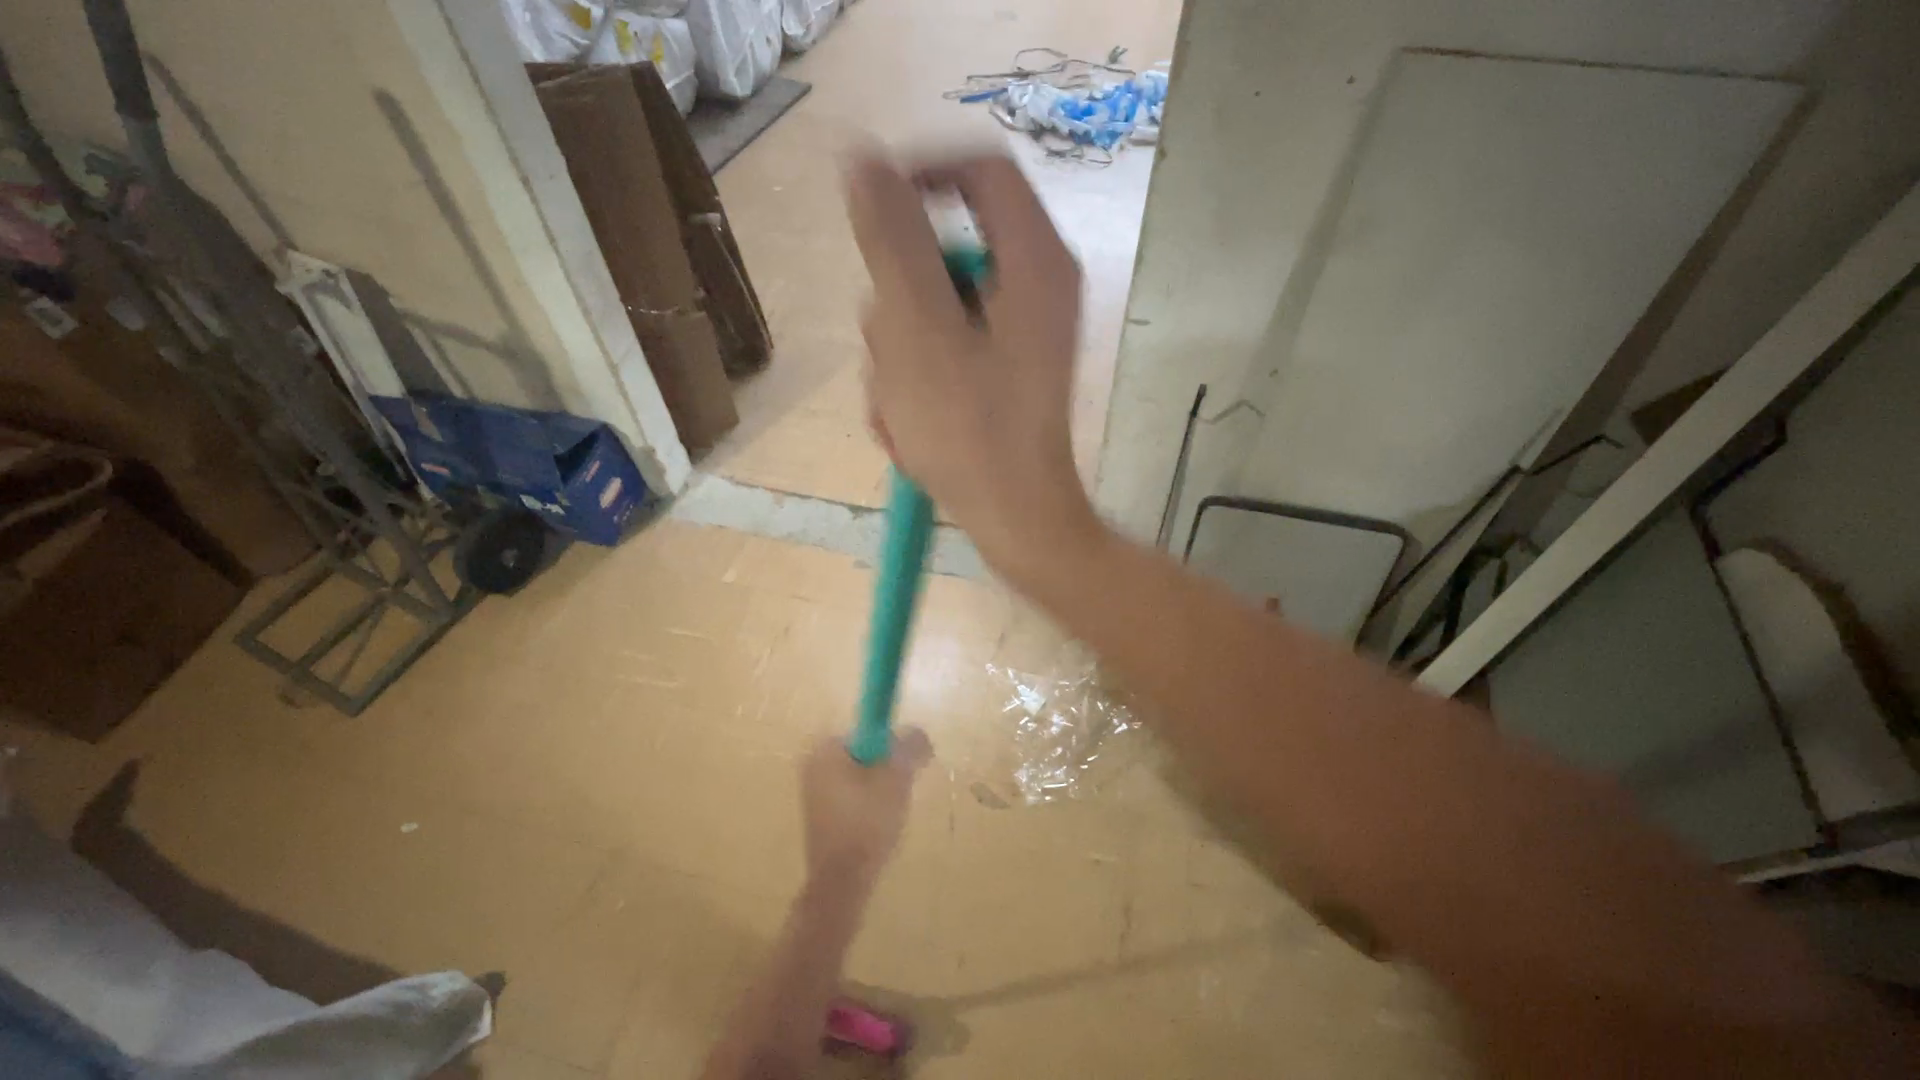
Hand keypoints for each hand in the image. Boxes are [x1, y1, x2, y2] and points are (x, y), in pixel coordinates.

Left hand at [801, 728, 932, 883]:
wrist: (842, 882)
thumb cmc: (867, 824)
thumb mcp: (896, 778)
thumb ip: (909, 747)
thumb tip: (917, 732)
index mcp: (824, 749)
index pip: (869, 729)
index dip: (893, 744)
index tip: (907, 767)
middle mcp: (813, 763)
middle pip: (866, 751)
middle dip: (889, 767)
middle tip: (901, 791)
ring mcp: (813, 790)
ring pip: (862, 774)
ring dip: (882, 788)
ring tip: (890, 813)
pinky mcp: (821, 814)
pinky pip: (854, 795)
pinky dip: (870, 804)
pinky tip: (879, 825)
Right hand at [845, 151, 1100, 580]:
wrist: (1015, 518)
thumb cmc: (969, 429)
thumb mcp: (918, 328)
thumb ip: (892, 239)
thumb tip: (864, 160)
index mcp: (1034, 258)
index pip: (979, 168)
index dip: (919, 176)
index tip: (868, 215)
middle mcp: (1037, 283)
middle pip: (946, 247)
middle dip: (897, 299)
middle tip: (888, 352)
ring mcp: (1022, 329)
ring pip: (935, 304)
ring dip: (899, 351)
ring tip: (899, 408)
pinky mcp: (1006, 367)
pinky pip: (945, 346)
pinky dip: (919, 378)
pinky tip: (913, 425)